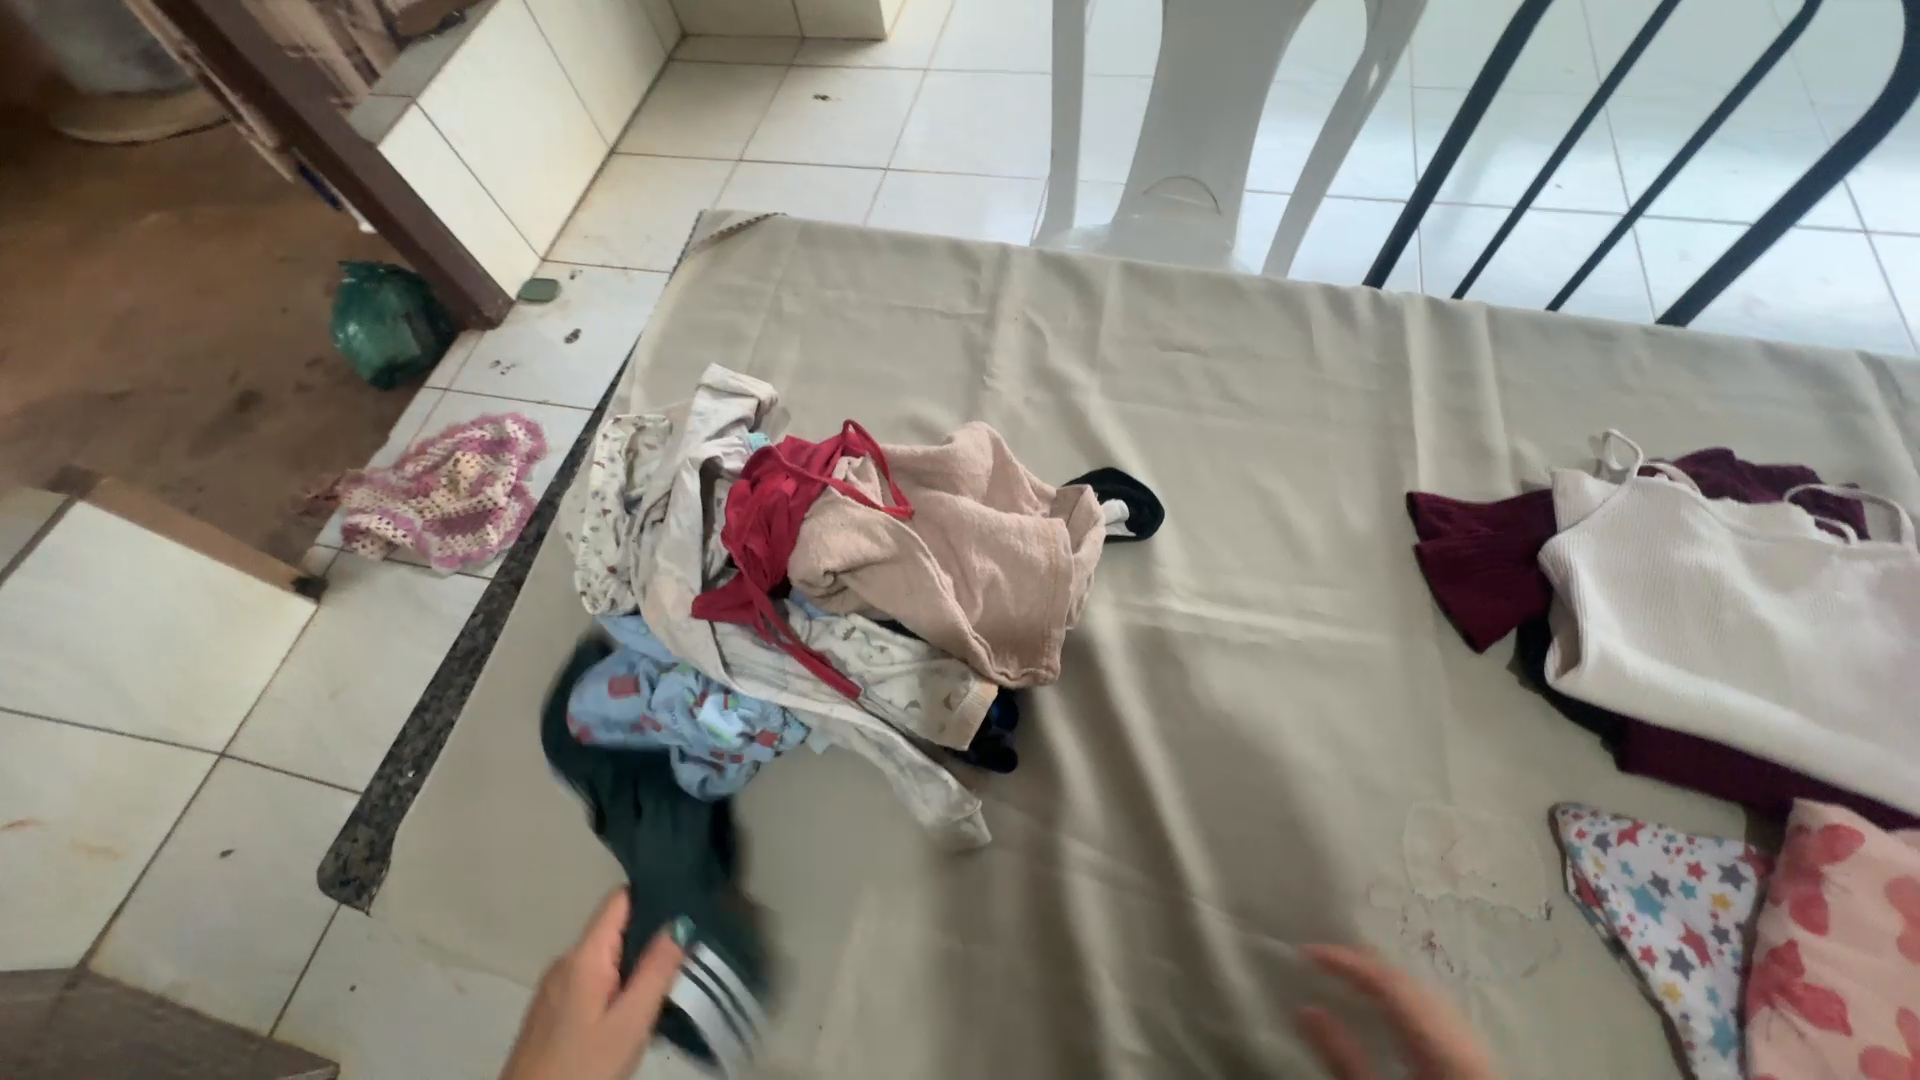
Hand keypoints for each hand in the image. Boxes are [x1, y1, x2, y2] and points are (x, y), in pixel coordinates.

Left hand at [499, 888, 687, 1079]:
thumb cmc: (582, 1072)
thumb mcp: (630, 1023)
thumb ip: (656, 970)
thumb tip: (680, 922)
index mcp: (584, 957)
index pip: (619, 899)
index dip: (653, 894)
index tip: (688, 902)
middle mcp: (564, 963)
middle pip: (614, 928)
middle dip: (649, 936)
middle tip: (688, 954)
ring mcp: (553, 989)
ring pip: (604, 958)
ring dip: (634, 966)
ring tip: (667, 986)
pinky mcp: (549, 1014)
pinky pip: (591, 981)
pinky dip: (616, 986)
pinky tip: (633, 1014)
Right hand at [1294, 944, 1498, 1079]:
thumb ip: (1343, 1058)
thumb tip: (1306, 1010)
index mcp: (1440, 1047)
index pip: (1388, 984)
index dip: (1346, 961)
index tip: (1306, 952)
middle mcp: (1463, 1037)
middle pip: (1409, 981)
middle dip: (1363, 964)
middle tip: (1321, 958)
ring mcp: (1476, 1049)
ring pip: (1424, 993)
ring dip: (1383, 979)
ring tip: (1345, 975)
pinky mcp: (1479, 1063)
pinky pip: (1435, 1011)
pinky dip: (1403, 999)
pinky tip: (1384, 1006)